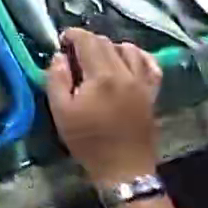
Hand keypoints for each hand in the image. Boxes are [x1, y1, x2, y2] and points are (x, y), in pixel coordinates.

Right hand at [46, 28, 161, 187]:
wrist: (124, 172)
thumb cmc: (88, 141)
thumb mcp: (60, 110)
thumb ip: (56, 77)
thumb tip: (59, 56)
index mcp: (102, 77)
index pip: (87, 40)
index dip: (71, 35)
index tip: (61, 43)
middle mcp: (126, 75)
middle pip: (106, 42)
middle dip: (87, 41)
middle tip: (73, 54)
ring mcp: (143, 85)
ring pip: (129, 50)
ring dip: (111, 47)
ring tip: (98, 58)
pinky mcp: (152, 95)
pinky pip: (151, 66)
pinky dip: (139, 57)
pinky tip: (127, 61)